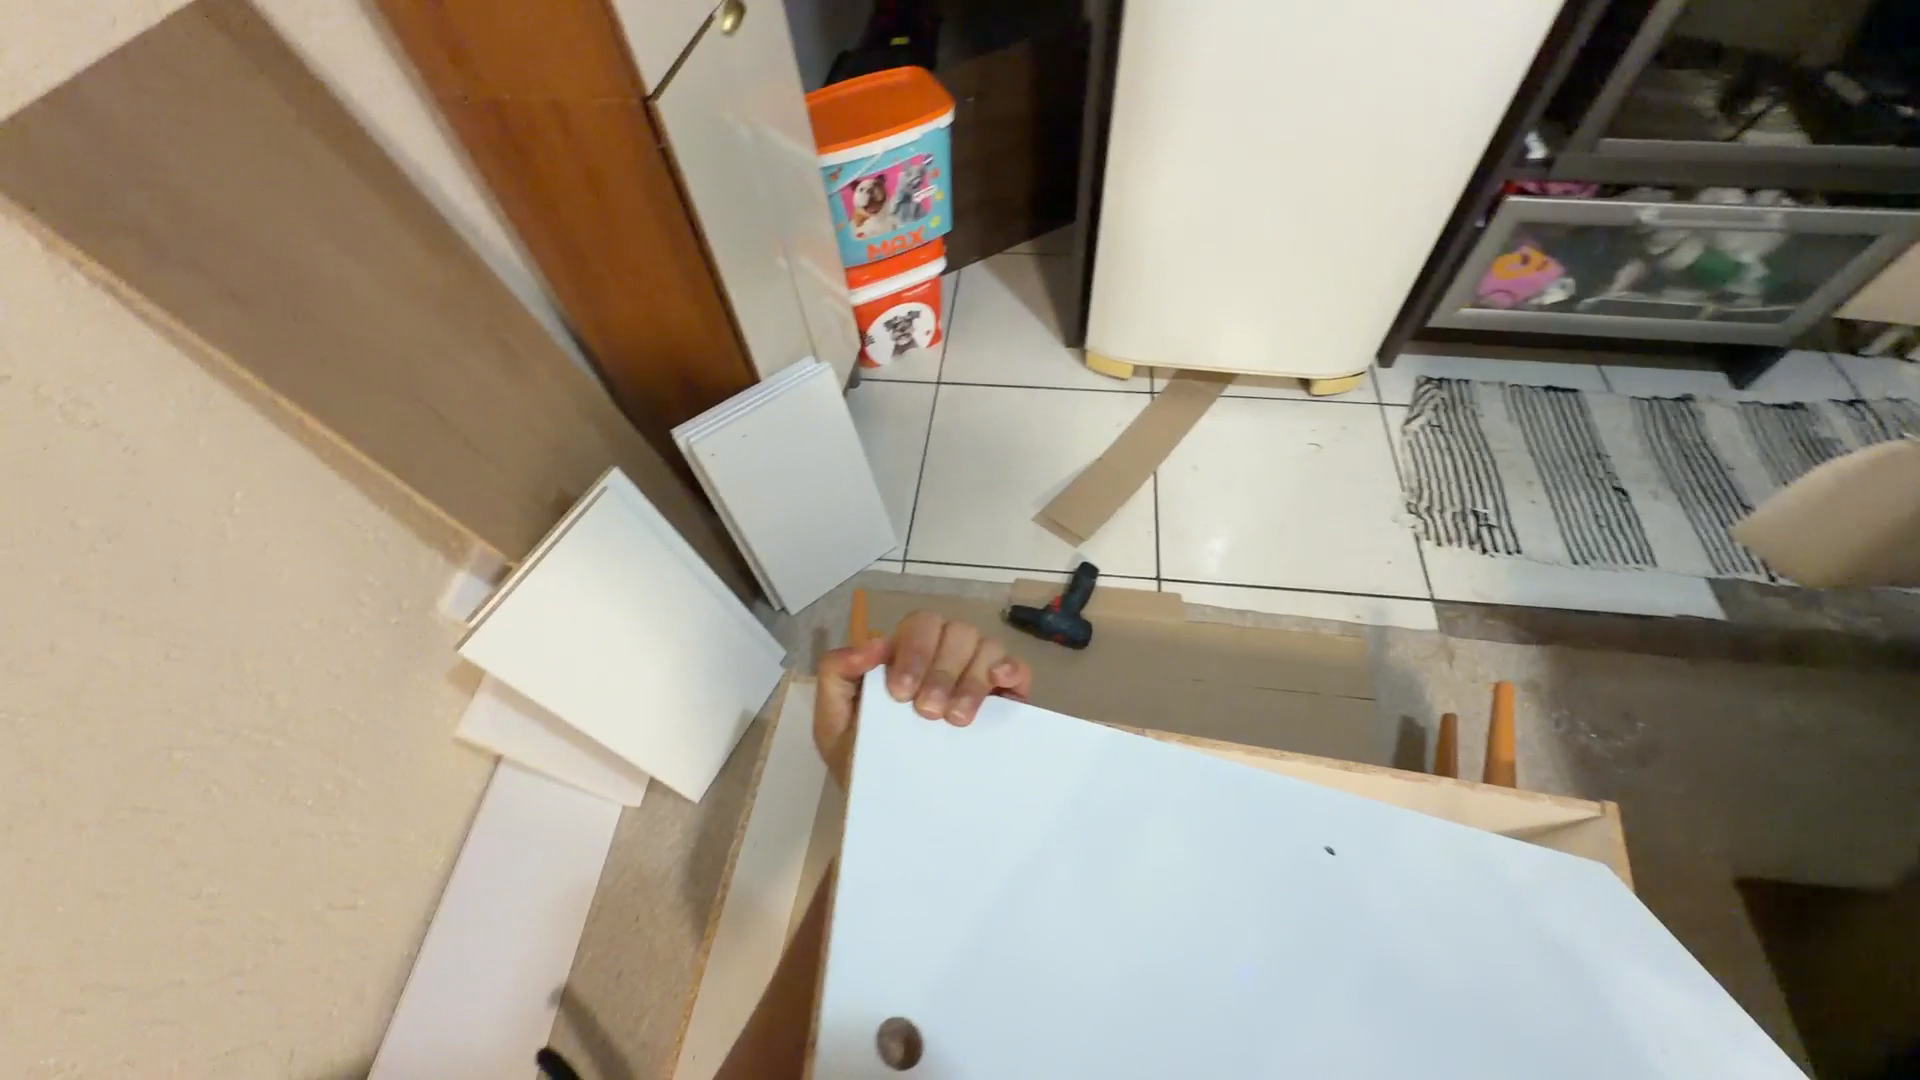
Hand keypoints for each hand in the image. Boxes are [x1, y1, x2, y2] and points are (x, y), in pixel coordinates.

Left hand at [813, 612, 1032, 784]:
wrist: (894, 811)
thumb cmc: (865, 761)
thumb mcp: (834, 723)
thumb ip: (836, 674)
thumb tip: (873, 644)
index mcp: (906, 654)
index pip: (918, 627)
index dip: (914, 652)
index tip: (900, 694)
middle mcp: (944, 655)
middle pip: (954, 630)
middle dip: (940, 669)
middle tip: (927, 712)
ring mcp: (976, 674)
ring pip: (985, 646)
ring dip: (970, 680)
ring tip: (956, 720)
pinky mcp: (1006, 698)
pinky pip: (1017, 668)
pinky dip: (1011, 669)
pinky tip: (998, 686)